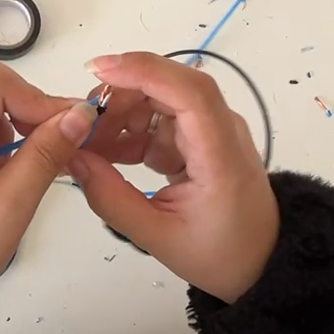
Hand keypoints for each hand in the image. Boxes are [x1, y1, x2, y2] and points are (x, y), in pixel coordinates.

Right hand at [69, 52, 277, 301]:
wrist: (262, 262)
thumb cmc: (221, 253)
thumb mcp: (158, 236)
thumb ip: (111, 199)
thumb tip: (72, 158)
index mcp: (221, 156)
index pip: (190, 92)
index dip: (144, 71)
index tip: (98, 71)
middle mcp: (220, 130)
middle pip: (169, 86)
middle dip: (119, 95)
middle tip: (81, 123)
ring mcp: (210, 130)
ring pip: (159, 98)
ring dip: (119, 114)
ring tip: (89, 145)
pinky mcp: (198, 138)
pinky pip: (158, 119)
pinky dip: (128, 131)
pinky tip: (105, 153)